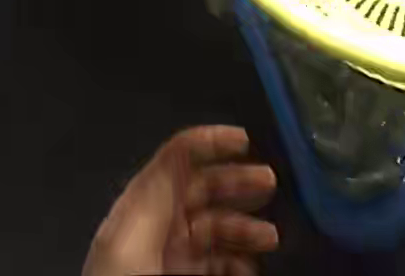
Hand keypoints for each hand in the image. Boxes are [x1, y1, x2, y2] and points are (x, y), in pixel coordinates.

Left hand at [83, 126, 277, 275]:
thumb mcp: (133, 243)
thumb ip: (160, 192)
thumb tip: (189, 146)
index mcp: (141, 207)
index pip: (176, 157)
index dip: (210, 142)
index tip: (246, 142)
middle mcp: (156, 227)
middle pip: (201, 188)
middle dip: (237, 182)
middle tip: (272, 184)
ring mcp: (168, 261)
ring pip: (213, 228)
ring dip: (243, 227)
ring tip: (272, 238)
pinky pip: (213, 264)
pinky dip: (234, 263)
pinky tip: (251, 270)